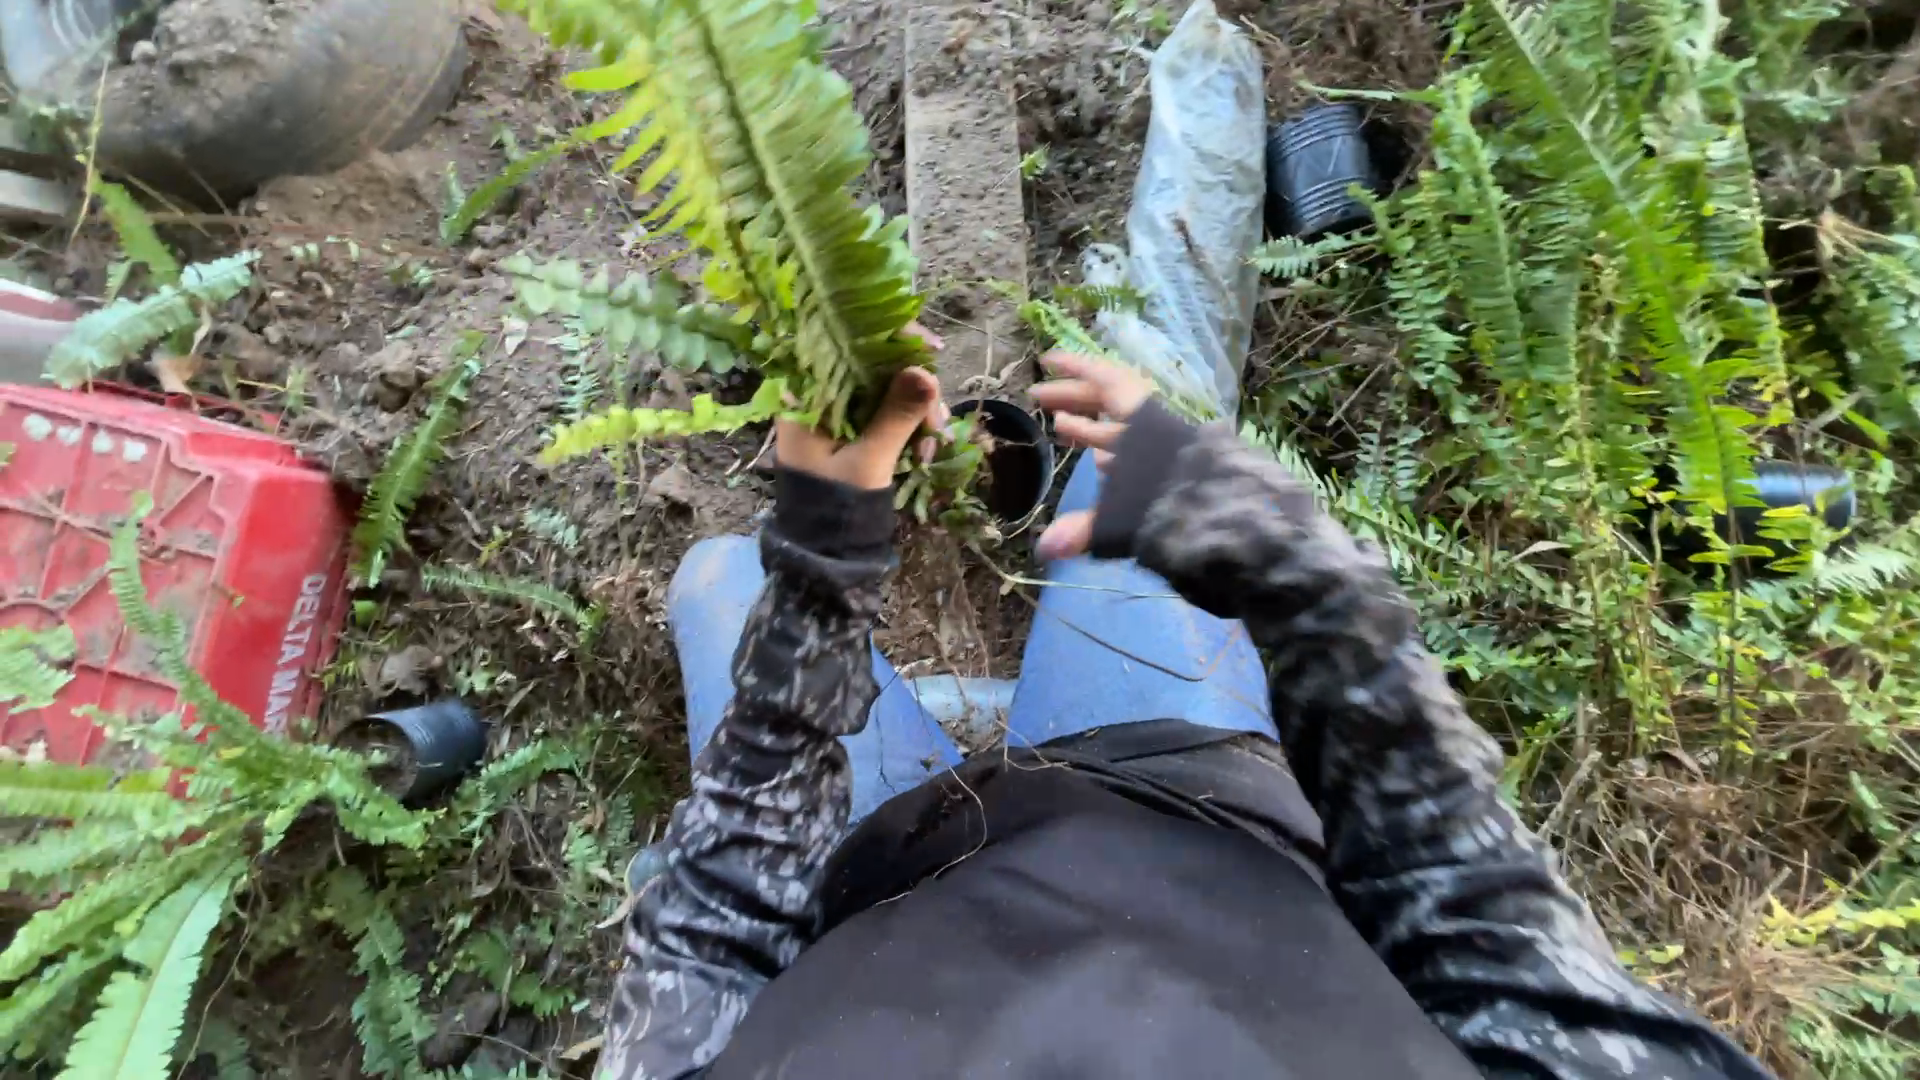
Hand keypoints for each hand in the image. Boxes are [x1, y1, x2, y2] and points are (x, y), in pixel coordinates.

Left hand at [776, 329, 947, 490]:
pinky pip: (889, 410)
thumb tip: (926, 372)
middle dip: (914, 386)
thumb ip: (895, 416)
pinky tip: (925, 450)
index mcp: (807, 394)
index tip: (930, 352)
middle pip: (874, 362)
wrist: (825, 552)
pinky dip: (911, 424)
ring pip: (889, 387)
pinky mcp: (856, 428)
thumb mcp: (868, 462)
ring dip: (918, 410)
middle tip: (936, 422)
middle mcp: (820, 393)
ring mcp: (840, 411)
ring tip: (930, 447)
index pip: (846, 339)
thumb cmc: (835, 507)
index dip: (891, 337)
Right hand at [1030, 350, 1154, 559]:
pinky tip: (1095, 460)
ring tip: (1057, 426)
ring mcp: (1161, 449)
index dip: (1074, 368)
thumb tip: (1045, 548)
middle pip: (1108, 401)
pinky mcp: (1169, 469)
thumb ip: (1082, 530)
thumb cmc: (1171, 510)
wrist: (1227, 526)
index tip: (1046, 361)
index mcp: (1141, 423)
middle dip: (1070, 397)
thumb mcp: (1120, 519)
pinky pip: (1134, 450)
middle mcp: (1151, 429)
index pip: (1105, 381)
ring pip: (1119, 425)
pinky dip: (1110, 449)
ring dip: (1086, 422)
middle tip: (1036, 398)